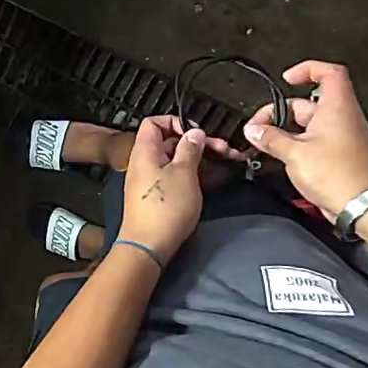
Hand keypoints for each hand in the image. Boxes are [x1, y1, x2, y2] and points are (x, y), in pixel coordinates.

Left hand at [120, 115, 218, 258]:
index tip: (197, 132)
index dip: (176, 122)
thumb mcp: (183, 173)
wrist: (148, 245)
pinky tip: (212, 178)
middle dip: (196, 142)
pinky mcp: (157, 194)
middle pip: (169, 141)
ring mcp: (150, 179)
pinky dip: (192, 173)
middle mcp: (144, 162)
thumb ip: (190, 149)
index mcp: (144, 151)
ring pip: (176, 159)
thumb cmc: (163, 209)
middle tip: (221, 149)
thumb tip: (194, 133)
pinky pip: (175, 176)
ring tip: (224, 162)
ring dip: (198, 158)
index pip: (154, 122)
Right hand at [242, 60, 367, 212]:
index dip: (307, 69)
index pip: (329, 73)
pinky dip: (293, 145)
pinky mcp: (337, 156)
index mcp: (336, 109)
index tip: (286, 79)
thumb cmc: (339, 176)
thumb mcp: (294, 154)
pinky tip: (277, 157)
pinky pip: (311, 142)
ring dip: (283, 131)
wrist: (366, 207)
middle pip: (306, 103)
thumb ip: (270, 138)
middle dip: (279, 112)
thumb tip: (254, 130)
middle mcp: (341, 119)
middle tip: (258, 128)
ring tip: (264, 145)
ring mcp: (340, 138)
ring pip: (306, 124)